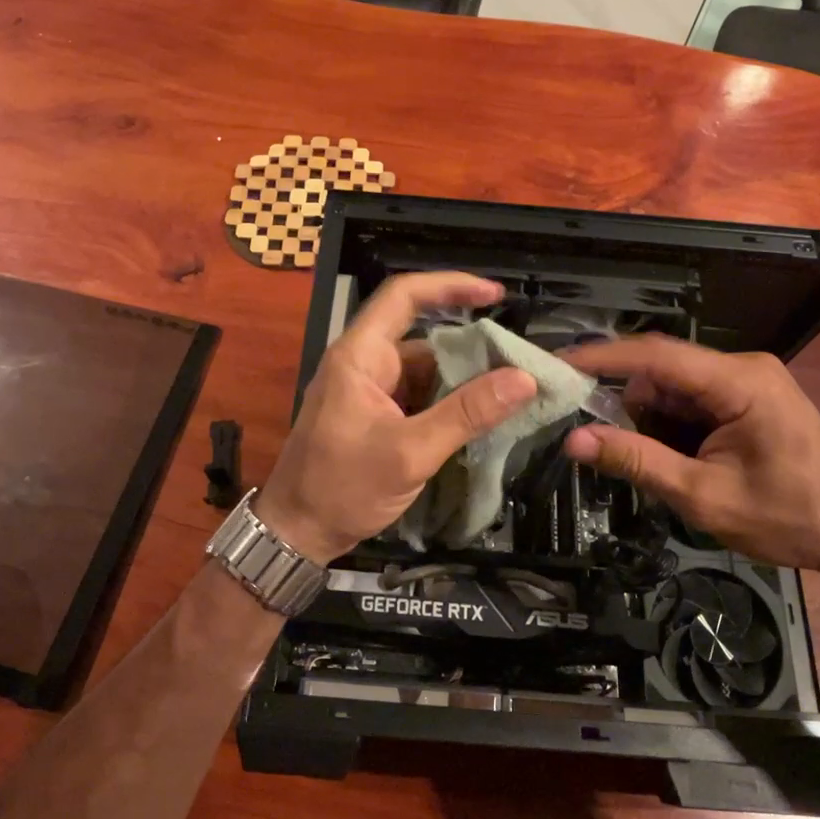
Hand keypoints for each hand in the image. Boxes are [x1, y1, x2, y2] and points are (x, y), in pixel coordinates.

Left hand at [252, 272, 537, 565]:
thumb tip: (523, 379)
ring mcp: (369, 390)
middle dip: (471, 345)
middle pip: (423, 336)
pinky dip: (449, 402)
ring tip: (512, 390)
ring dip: (464, 378)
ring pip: (425, 369)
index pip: (404, 295)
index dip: (450, 285)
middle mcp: (364, 363)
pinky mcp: (376, 415)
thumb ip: (466, 414)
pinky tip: (482, 415)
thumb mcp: (410, 452)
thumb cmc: (342, 488)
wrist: (296, 533)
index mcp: (361, 356)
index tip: (495, 294)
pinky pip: (419, 396)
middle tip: (519, 361)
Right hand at [561, 336, 819, 578]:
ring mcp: (750, 384)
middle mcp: (743, 369)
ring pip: (676, 389)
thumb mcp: (704, 496)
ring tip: (653, 468)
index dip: (602, 357)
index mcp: (738, 381)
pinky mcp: (752, 401)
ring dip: (654, 423)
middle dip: (629, 407)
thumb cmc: (791, 518)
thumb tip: (575, 440)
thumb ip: (638, 462)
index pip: (655, 355)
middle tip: (603, 446)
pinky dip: (675, 429)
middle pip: (662, 373)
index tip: (557, 363)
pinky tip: (678, 463)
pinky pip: (696, 402)